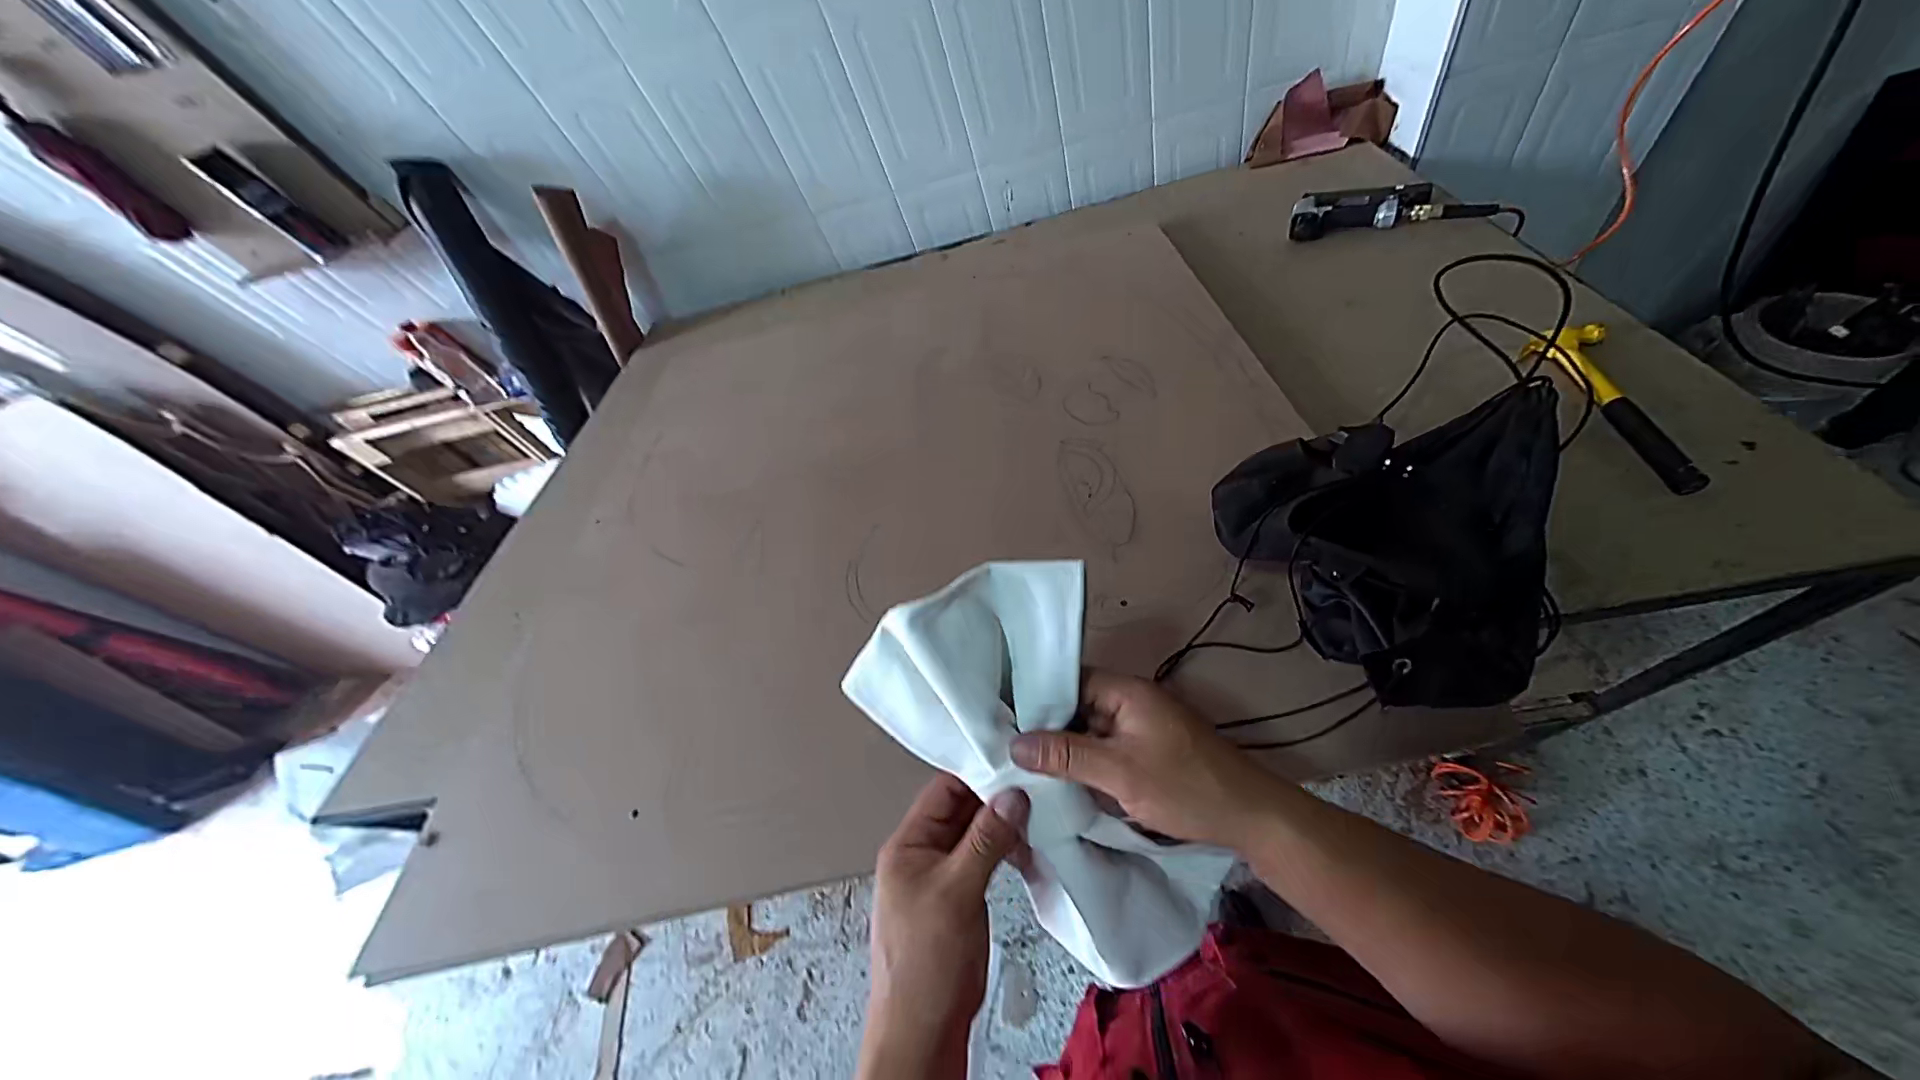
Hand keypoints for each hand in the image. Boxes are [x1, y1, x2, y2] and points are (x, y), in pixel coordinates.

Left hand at [858, 774, 1027, 1079]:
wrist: (924, 1031)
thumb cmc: (924, 964)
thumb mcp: (955, 892)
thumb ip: (984, 841)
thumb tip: (1012, 795)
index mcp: (908, 844)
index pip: (942, 791)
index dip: (975, 775)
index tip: (1012, 765)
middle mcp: (923, 853)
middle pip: (960, 810)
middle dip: (995, 798)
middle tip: (1035, 786)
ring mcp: (944, 876)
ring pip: (976, 834)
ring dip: (1003, 825)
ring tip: (1038, 812)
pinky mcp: (962, 897)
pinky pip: (985, 859)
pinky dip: (1005, 850)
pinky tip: (1029, 847)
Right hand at [1011, 669, 1288, 848]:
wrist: (1252, 819)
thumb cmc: (1186, 787)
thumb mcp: (1120, 772)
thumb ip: (1067, 755)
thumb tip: (1015, 743)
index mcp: (1126, 691)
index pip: (1069, 680)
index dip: (1034, 695)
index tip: (1000, 714)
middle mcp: (1130, 702)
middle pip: (1075, 705)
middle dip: (1044, 726)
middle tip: (1004, 745)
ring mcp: (1138, 728)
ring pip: (1087, 730)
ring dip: (1063, 747)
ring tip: (1020, 763)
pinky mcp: (1144, 752)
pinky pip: (1103, 749)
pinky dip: (1083, 762)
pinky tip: (1057, 779)